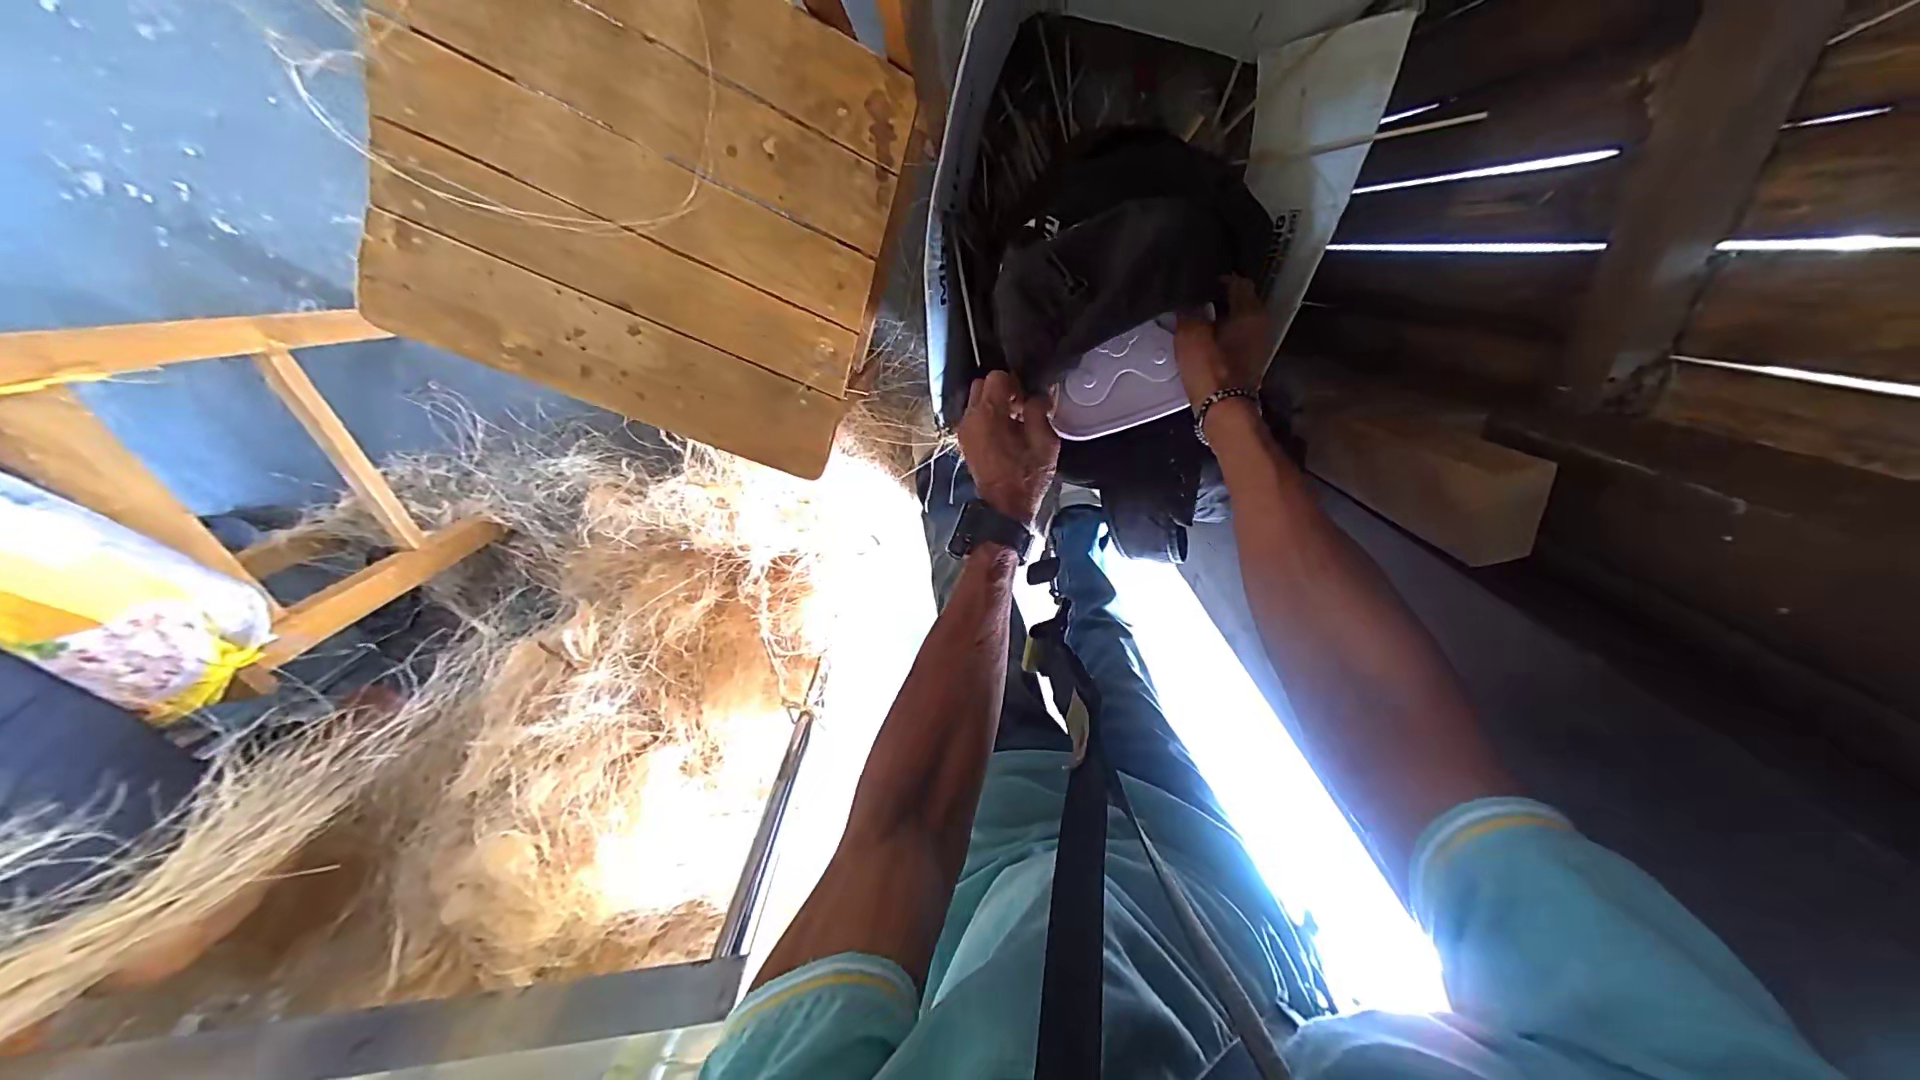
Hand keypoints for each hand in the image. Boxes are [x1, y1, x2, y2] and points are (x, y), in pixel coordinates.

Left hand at [957, 370, 1058, 528]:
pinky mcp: (965, 442)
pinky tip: (1006, 435)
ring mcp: (965, 431)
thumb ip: (1040, 412)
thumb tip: (1039, 396)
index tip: (1027, 400)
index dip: (1016, 384)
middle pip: (982, 385)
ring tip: (1014, 423)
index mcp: (988, 415)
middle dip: (1003, 391)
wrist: (1005, 507)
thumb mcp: (1044, 442)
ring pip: (977, 401)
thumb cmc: (1025, 479)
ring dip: (995, 405)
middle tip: (1021, 408)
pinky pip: (975, 418)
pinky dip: (989, 418)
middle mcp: (970, 420)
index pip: (997, 377)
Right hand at [1173, 276, 1272, 406]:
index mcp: (1251, 310)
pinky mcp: (1252, 361)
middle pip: (1240, 301)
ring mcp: (1260, 344)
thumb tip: (1186, 300)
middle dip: (1218, 300)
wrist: (1223, 409)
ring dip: (1220, 319)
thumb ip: (1188, 310)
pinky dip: (1223, 336)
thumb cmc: (1210, 368)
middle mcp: (1261, 323)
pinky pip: (1236, 339)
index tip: (1196, 284)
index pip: (1237, 281)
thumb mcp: (1190, 333)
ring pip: (1238, 321)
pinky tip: (1206, 342)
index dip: (1215, 280)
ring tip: (1196, 322)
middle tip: (1193, 302)